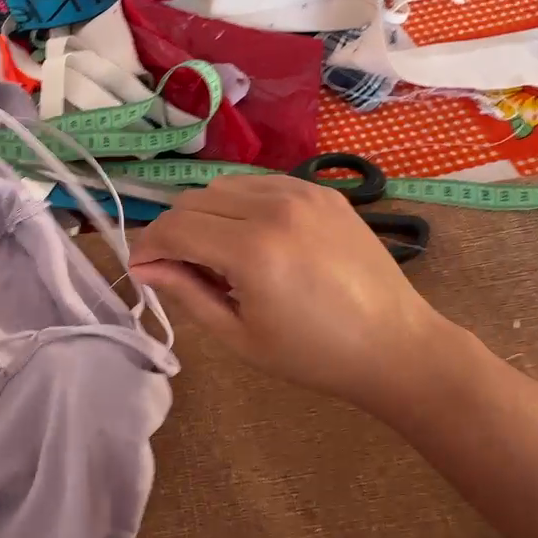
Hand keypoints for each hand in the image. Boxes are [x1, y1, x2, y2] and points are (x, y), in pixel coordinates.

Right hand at [128, 175, 446, 408]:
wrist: (396, 345)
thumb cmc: (314, 355)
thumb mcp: (240, 335)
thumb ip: (186, 293)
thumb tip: (144, 267)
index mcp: (253, 251)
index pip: (175, 227)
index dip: (149, 246)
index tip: (141, 268)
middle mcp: (274, 207)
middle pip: (194, 199)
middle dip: (174, 230)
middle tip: (181, 269)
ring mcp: (301, 192)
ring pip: (224, 184)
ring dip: (207, 213)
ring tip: (221, 253)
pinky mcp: (321, 190)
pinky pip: (260, 182)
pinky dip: (242, 203)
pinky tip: (254, 236)